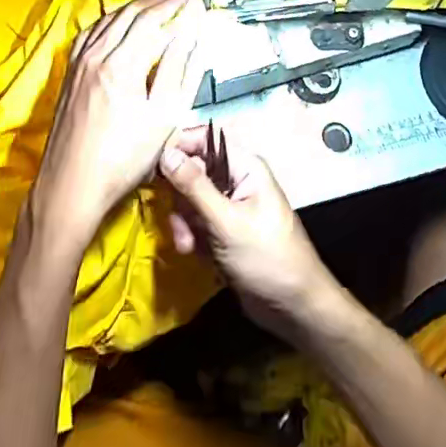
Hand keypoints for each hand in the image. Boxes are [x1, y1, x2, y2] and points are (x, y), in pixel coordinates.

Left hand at [35, 0, 204, 236]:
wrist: (71, 186)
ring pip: (108, 20)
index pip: (151, 20)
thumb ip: (178, 70)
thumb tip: (189, 34)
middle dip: (155, 1)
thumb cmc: (123, 158)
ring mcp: (79, 63)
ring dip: (133, 7)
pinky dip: (109, 20)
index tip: (190, 1)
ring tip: (153, 3)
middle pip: (128, 14)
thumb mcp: (163, 117)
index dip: (172, 7)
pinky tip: (116, 24)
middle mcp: (96, 55)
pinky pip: (90, 33)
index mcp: (121, 64)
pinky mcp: (69, 75)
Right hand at [160, 126, 346, 342]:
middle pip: (193, 171)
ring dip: (184, 222)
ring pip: (190, 200)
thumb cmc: (266, 257)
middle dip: (180, 197)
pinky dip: (191, 235)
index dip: (178, 147)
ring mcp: (229, 205)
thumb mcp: (226, 221)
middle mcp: (236, 179)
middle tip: (179, 223)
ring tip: (188, 245)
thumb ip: (195, 187)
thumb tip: (166, 152)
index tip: (152, 166)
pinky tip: (195, 253)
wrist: (293, 306)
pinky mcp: (223, 229)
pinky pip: (196, 222)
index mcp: (245, 166)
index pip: (205, 140)